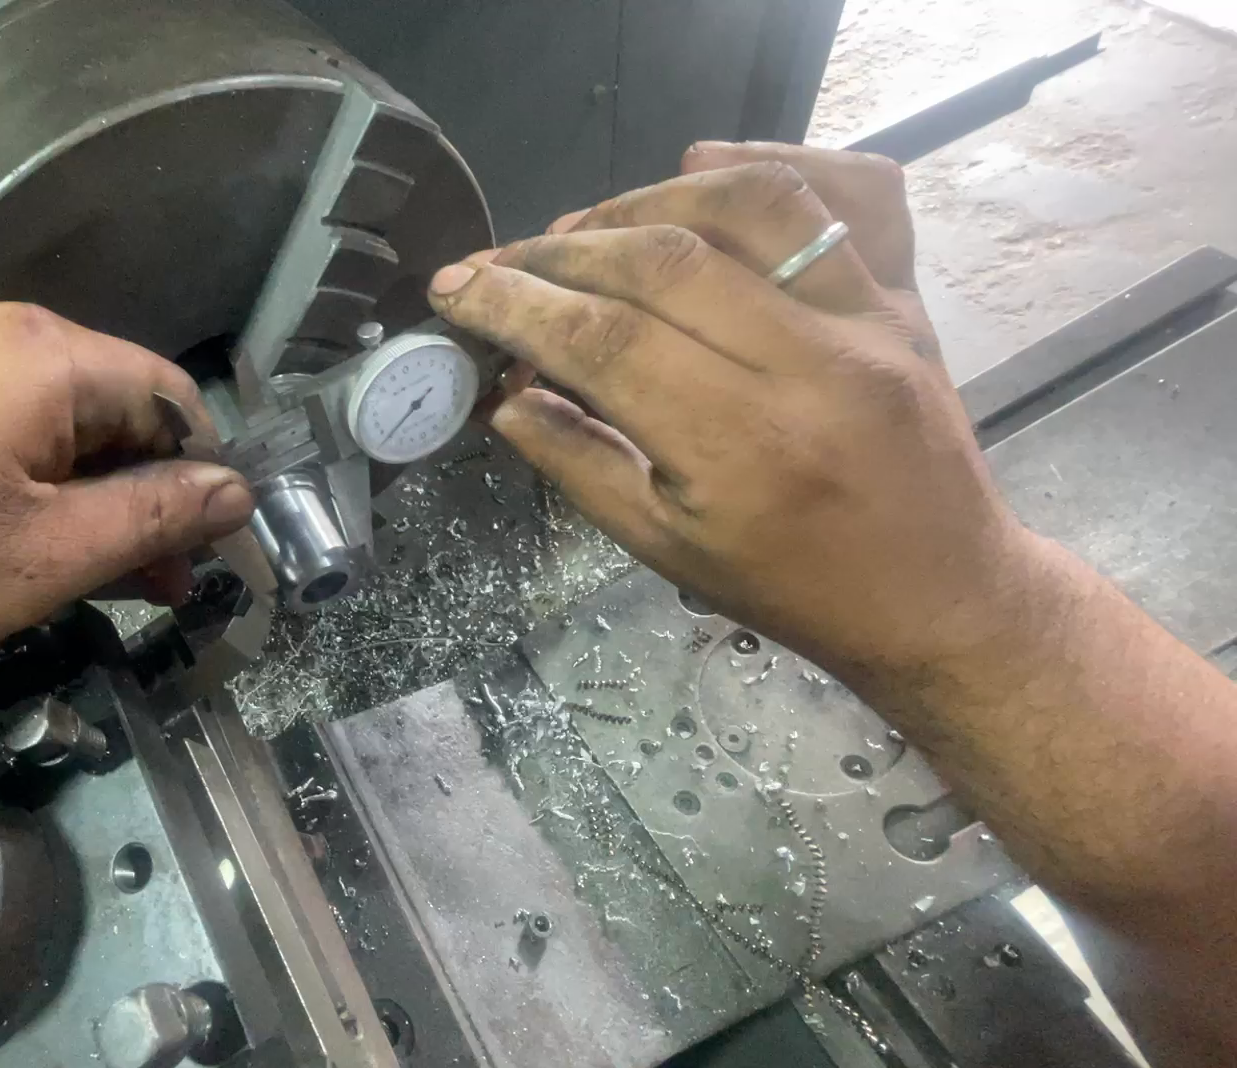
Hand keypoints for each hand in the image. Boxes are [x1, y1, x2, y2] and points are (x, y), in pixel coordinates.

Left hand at [0, 294, 253, 711]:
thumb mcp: (41, 559)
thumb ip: (154, 518)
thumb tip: (238, 492)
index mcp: (44, 353)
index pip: (172, 399)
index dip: (202, 477)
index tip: (203, 554)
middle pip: (110, 406)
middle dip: (141, 494)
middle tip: (150, 585)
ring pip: (48, 419)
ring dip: (82, 494)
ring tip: (79, 574)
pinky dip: (20, 479)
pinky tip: (1, 538)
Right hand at [428, 144, 1031, 679]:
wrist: (931, 592)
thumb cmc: (779, 583)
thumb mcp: (655, 542)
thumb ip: (573, 461)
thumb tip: (502, 399)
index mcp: (739, 444)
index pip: (604, 342)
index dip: (515, 305)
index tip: (454, 287)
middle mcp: (811, 362)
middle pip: (662, 263)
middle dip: (556, 253)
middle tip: (496, 262)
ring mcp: (871, 316)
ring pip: (749, 204)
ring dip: (641, 199)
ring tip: (577, 230)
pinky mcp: (903, 295)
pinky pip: (852, 188)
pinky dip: (767, 158)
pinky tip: (699, 163)